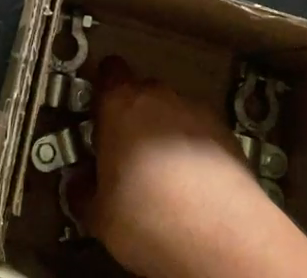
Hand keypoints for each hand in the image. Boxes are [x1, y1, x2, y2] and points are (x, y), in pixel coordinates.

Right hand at [78, 57, 271, 276]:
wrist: (222, 235)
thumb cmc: (148, 217)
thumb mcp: (99, 215)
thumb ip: (84, 191)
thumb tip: (79, 185)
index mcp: (120, 104)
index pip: (108, 71)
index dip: (102, 90)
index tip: (99, 117)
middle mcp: (159, 96)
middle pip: (141, 92)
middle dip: (134, 117)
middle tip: (127, 157)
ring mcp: (197, 111)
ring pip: (173, 112)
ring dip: (166, 133)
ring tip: (165, 177)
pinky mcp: (227, 132)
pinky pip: (200, 132)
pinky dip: (194, 149)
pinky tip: (193, 185)